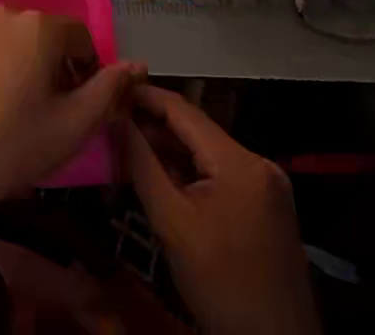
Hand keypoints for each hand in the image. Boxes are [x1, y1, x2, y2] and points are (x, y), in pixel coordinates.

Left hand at [0, 5, 141, 218]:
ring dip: (29, 65)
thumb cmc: (12, 143)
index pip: (81, 38)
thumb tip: (137, 65)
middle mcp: (7, 12)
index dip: (89, 72)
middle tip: (53, 112)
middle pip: (48, 35)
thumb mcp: (73, 124)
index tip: (81, 107)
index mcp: (40, 26)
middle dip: (58, 67)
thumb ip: (109, 90)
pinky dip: (0, 64)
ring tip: (22, 108)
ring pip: (18, 40)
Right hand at [125, 86, 319, 334]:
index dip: (144, 96)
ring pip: (205, 151)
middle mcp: (258, 163)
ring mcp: (265, 184)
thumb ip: (140, 163)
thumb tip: (115, 120)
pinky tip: (157, 173)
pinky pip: (218, 172)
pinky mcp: (264, 203)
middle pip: (195, 129)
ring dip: (167, 148)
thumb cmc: (219, 285)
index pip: (183, 110)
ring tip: (125, 144)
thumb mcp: (170, 222)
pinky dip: (187, 170)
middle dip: (152, 125)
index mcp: (240, 163)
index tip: (109, 89)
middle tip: (110, 121)